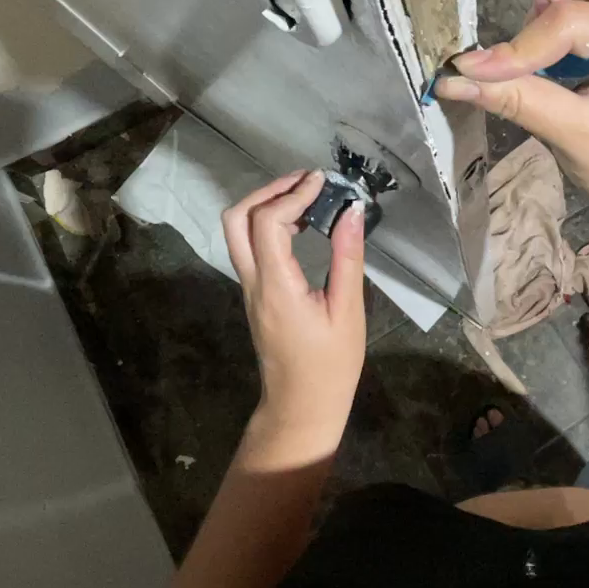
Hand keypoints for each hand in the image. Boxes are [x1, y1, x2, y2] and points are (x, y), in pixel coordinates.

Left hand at [220, 171, 366, 464]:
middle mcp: (253, 282)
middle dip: (268, 190)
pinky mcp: (255, 293)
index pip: (268, 222)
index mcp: (276, 286)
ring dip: (265, 203)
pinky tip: (300, 222)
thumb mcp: (348, 311)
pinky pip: (249, 245)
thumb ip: (347, 258)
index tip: (323, 181)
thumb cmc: (331, 364)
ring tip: (305, 195)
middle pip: (236, 219)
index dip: (293, 194)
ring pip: (237, 231)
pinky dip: (268, 222)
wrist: (301, 406)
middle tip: (306, 181)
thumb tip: (352, 210)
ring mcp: (249, 288)